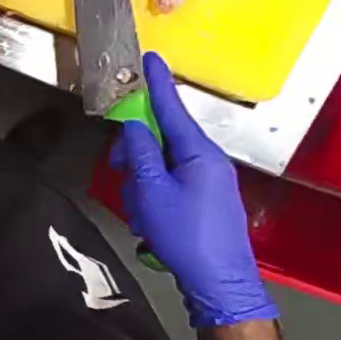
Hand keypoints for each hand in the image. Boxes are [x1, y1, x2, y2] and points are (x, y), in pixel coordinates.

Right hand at [110, 53, 277, 327]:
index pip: (172, 108)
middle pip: (160, 138)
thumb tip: (133, 126)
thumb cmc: (186, 235)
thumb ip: (140, 154)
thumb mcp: (153, 191)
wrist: (220, 280)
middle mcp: (205, 160)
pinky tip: (150, 219)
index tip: (150, 58)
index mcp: (197, 152)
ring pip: (161, 164)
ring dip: (142, 182)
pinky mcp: (203, 198)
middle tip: (120, 172)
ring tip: (141, 209)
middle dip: (135, 152)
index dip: (157, 83)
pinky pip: (169, 183)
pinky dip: (153, 196)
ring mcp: (207, 180)